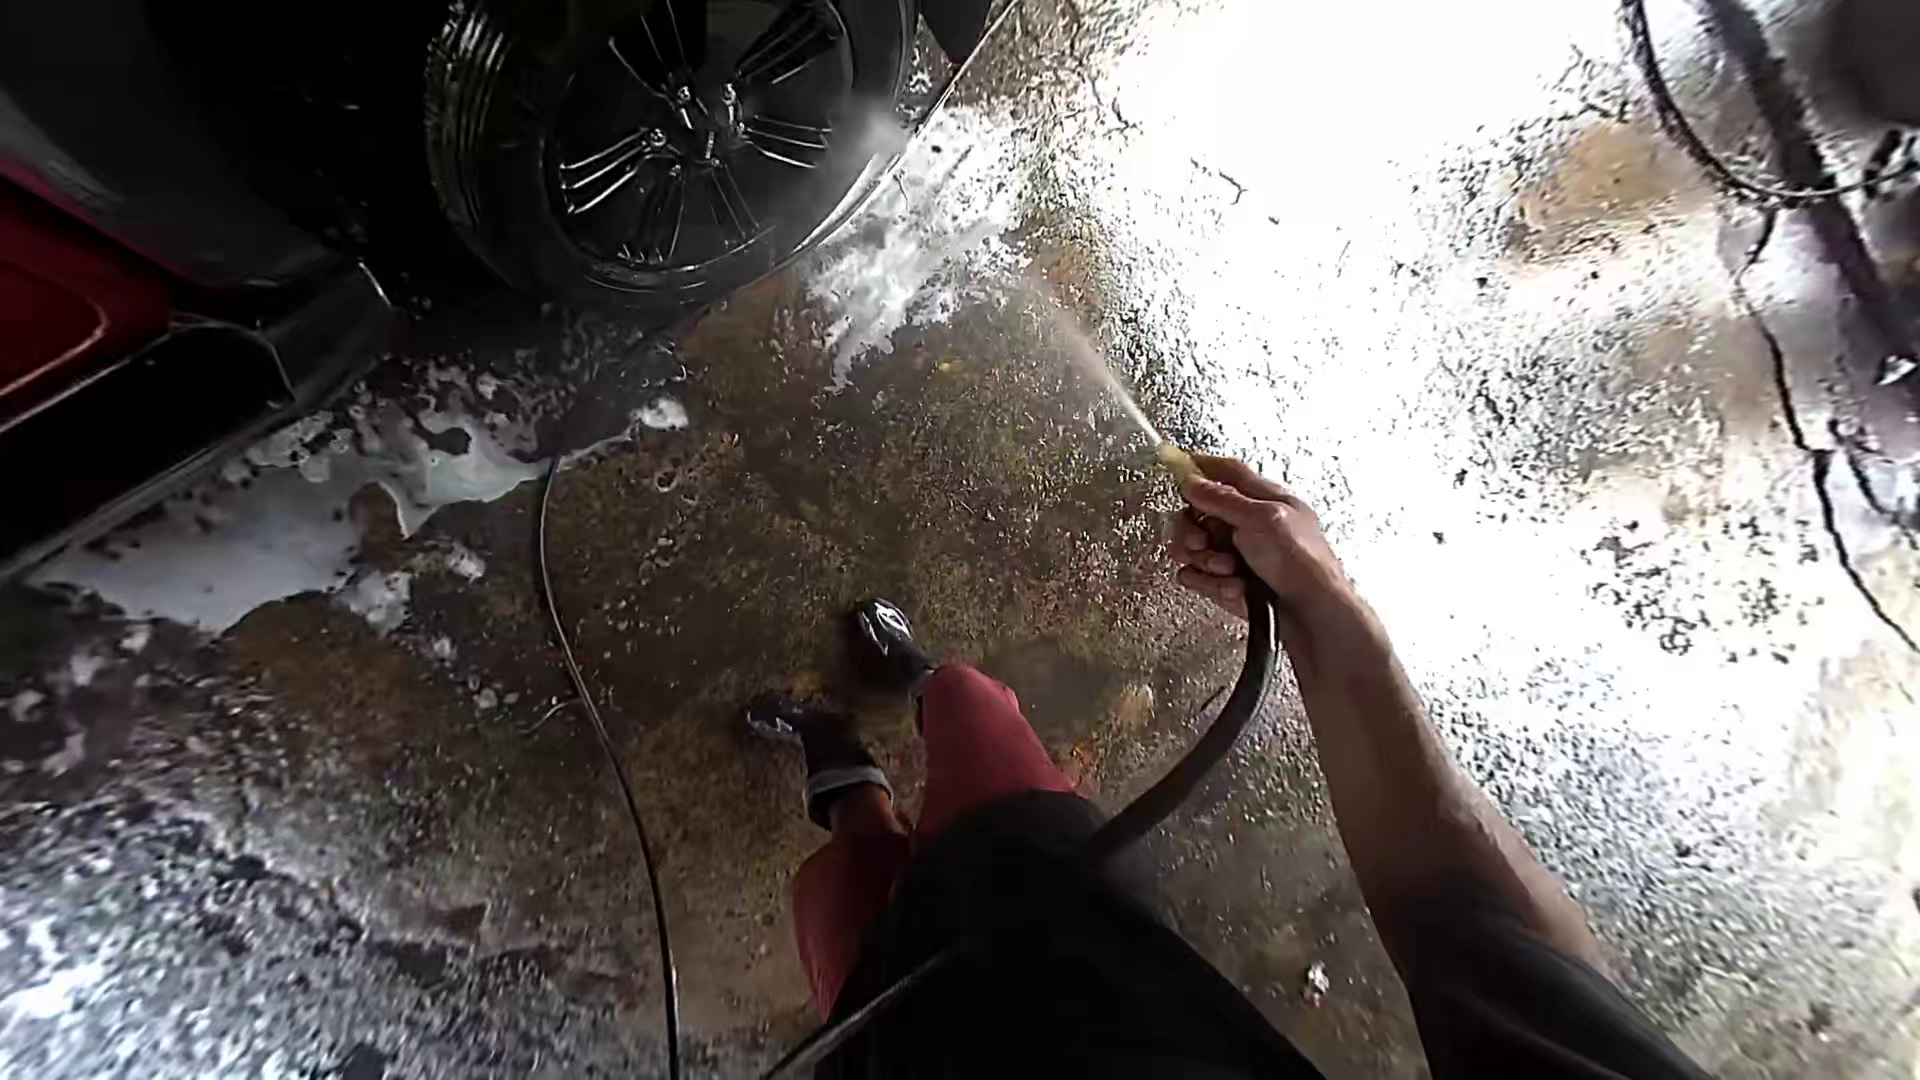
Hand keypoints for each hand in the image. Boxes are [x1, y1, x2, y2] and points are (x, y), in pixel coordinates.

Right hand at [1166, 455, 1351, 619]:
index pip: (1226, 472)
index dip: (1200, 466)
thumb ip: (1223, 499)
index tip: (1176, 464)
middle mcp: (1246, 524)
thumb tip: (1192, 480)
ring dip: (1205, 561)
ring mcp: (1234, 554)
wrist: (1310, 615)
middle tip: (1200, 542)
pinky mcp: (1224, 581)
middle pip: (1197, 513)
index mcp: (1263, 501)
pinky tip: (1235, 588)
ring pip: (1191, 547)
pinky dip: (1211, 584)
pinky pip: (1195, 576)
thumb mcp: (1262, 519)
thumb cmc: (1302, 564)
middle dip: (1192, 529)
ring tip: (1228, 570)